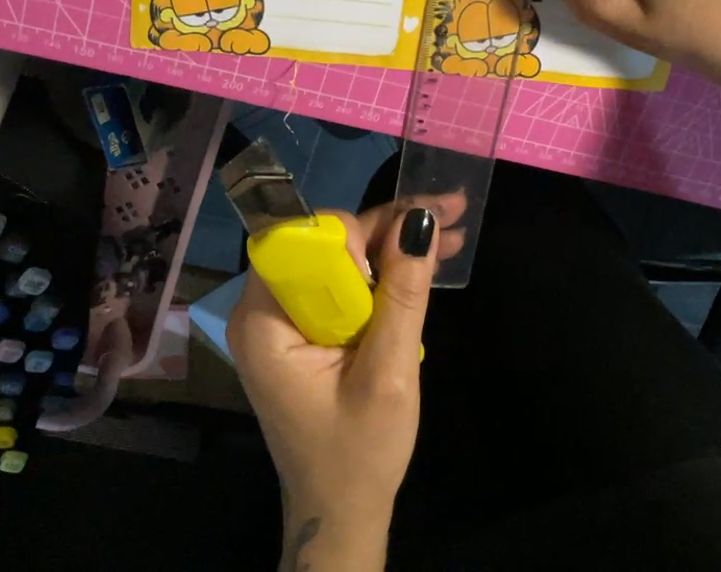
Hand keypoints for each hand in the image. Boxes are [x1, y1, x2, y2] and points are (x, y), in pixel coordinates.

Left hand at [228, 204, 442, 570]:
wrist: (342, 512)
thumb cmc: (359, 454)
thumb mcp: (388, 376)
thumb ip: (402, 296)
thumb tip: (420, 221)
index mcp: (266, 319)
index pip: (304, 241)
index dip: (356, 230)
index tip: (408, 230)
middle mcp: (267, 308)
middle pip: (326, 243)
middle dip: (388, 225)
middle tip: (450, 209)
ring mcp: (287, 317)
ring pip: (342, 258)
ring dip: (396, 244)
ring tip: (454, 226)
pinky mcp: (308, 327)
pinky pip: (345, 283)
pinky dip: (386, 272)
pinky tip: (428, 260)